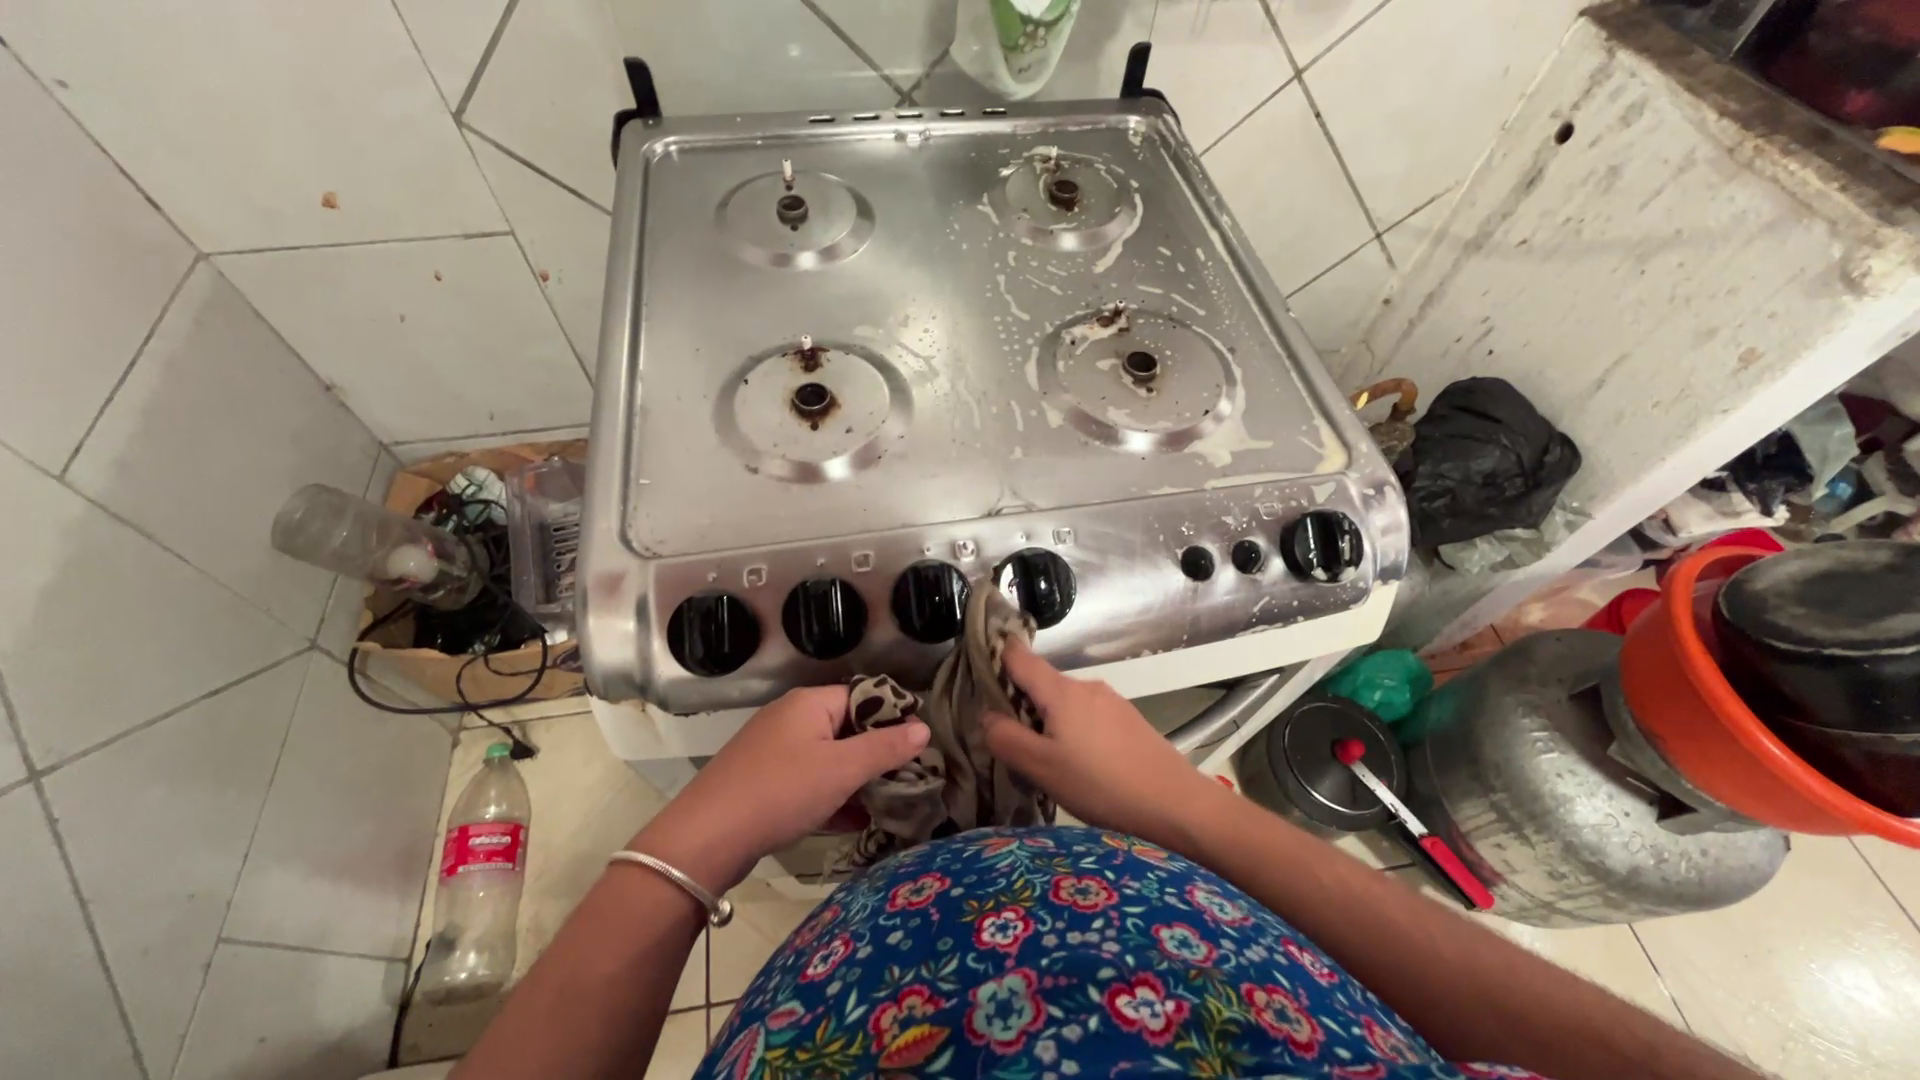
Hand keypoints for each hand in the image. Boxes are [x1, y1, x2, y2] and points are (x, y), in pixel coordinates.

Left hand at [629, 686, 928, 893]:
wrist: (706, 839)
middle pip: (848, 726)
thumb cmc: (781, 792)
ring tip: (890, 802)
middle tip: (911, 778)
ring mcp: (775, 751)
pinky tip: (856, 822)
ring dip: (858, 778)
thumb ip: (885, 749)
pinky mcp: (765, 782)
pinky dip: (833, 796)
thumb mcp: (841, 770)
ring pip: (829, 757)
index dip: (895, 717)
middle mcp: (791, 718)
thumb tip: (924, 728)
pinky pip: (810, 782)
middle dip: (879, 752)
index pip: (865, 696)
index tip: (922, 745)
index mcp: (810, 703)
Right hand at [983, 640, 1230, 854]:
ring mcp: (1111, 702)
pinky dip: (1072, 732)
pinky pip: (1086, 717)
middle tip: (1008, 743)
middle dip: (1019, 705)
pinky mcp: (1128, 721)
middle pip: (1040, 683)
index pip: (1017, 656)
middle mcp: (1086, 686)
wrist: (1176, 804)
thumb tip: (987, 715)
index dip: (993, 657)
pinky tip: (1079, 767)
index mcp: (1061, 690)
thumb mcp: (1042, 767)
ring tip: (1045, 763)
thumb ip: (1005, 738)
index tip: (973, 675)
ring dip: (1047, 723)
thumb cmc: (1102, 785)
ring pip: (1063, 703)